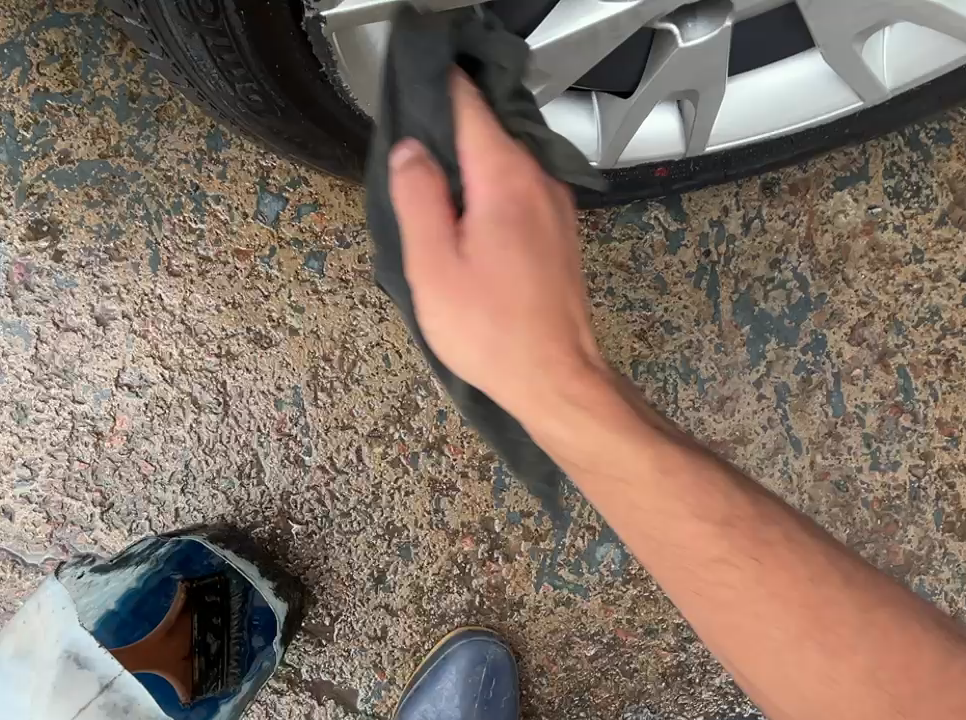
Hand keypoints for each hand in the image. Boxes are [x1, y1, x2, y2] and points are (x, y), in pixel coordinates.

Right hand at [387, 72, 610, 419]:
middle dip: (445, 145)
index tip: (404, 106)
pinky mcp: (561, 235)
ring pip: (502, 168)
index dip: (430, 94)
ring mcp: (556, 207)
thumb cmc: (492, 332)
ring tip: (438, 219)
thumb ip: (417, 198)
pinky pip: (518, 198)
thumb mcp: (433, 267)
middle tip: (410, 179)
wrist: (555, 378)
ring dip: (468, 181)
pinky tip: (472, 242)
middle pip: (485, 133)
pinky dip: (491, 204)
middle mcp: (539, 179)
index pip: (465, 100)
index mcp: (504, 177)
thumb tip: (410, 151)